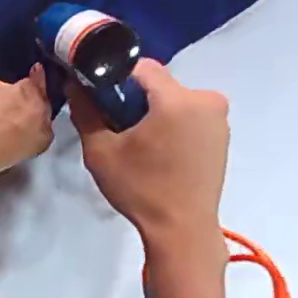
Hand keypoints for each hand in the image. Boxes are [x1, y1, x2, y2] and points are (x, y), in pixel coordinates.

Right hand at [68, 59, 228, 240]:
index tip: (102, 100)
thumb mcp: (101, 152)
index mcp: (177, 99)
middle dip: (136, 99)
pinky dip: (172, 125)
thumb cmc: (141, 189)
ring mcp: (219, 119)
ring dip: (155, 112)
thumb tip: (74, 83)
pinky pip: (190, 116)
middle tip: (117, 127)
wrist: (182, 230)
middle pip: (160, 84)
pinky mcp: (223, 136)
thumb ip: (86, 112)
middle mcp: (206, 100)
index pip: (141, 67)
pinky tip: (158, 152)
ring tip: (138, 144)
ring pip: (175, 100)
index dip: (116, 77)